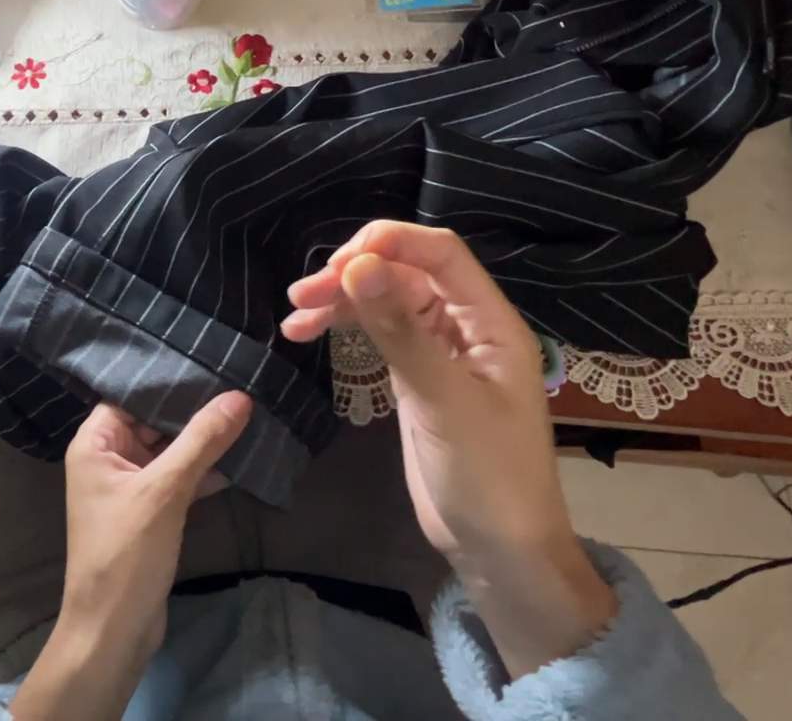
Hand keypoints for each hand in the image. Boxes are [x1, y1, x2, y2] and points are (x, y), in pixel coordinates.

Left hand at [11, 393, 251, 720]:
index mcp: (94, 444)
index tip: (208, 362)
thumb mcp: (166, 491)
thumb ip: (202, 441)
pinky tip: (236, 463)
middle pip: (151, 421)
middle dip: (191, 411)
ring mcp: (126, 488)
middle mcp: (106, 459)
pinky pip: (174, 480)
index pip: (130, 395)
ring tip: (244, 418)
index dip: (167, 381)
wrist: (113, 632)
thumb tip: (240, 397)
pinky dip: (200, 473)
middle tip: (236, 386)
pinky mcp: (146, 514)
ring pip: (167, 451)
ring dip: (200, 443)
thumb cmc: (127, 553)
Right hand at [283, 221, 615, 676]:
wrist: (498, 549)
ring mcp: (437, 350)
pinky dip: (342, 327)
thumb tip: (357, 264)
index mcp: (489, 321)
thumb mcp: (442, 399)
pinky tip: (305, 332)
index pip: (440, 254)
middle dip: (352, 274)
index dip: (391, 242)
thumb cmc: (486, 475)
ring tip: (294, 311)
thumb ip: (399, 329)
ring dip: (339, 299)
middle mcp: (464, 326)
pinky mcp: (414, 375)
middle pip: (404, 273)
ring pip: (384, 301)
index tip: (337, 261)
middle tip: (302, 293)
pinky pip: (376, 333)